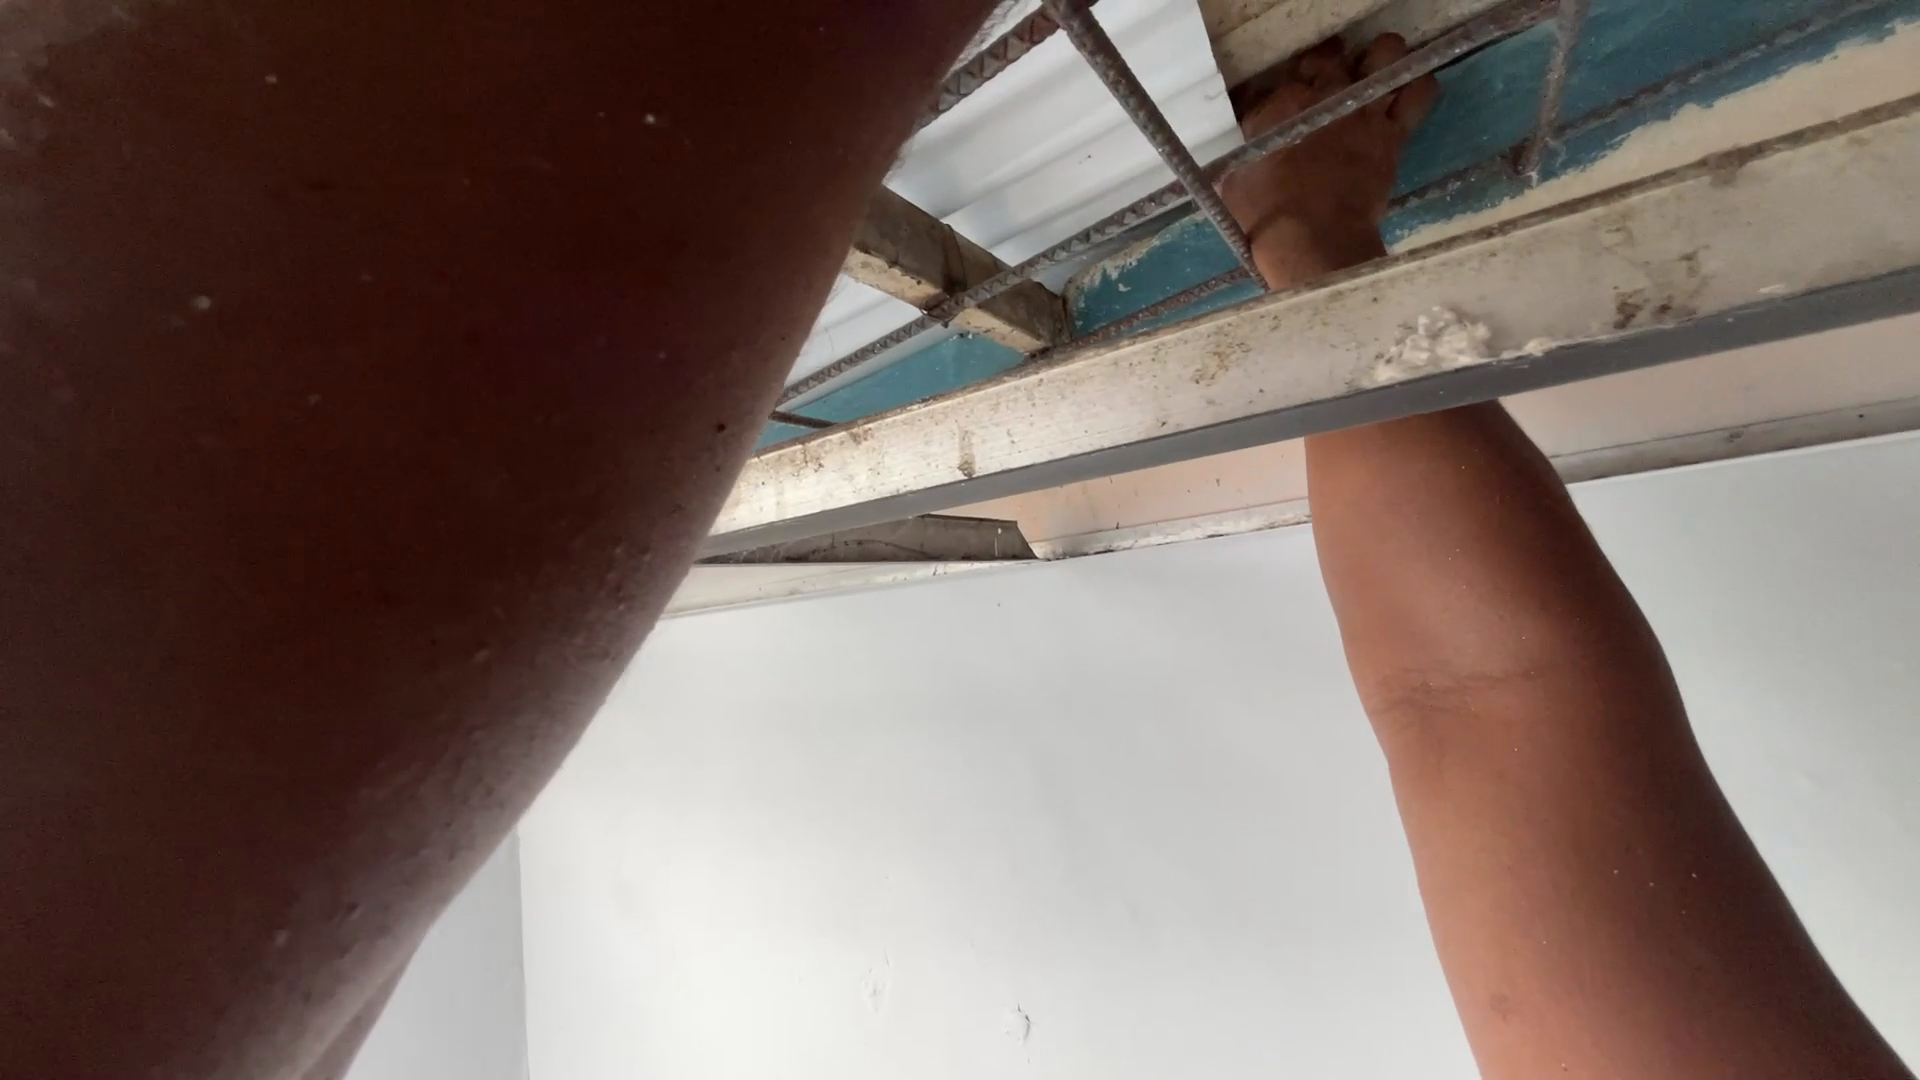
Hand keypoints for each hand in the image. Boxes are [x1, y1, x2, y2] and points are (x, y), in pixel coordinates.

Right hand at [1218, 34, 1439, 286]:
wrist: (1311, 242)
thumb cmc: (1264, 218)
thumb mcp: (1234, 185)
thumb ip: (1244, 157)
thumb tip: (1247, 151)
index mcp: (1279, 107)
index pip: (1272, 86)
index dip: (1269, 100)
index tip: (1266, 118)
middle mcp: (1325, 94)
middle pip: (1327, 57)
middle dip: (1319, 69)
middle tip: (1314, 92)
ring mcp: (1363, 110)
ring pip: (1385, 53)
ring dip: (1377, 61)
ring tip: (1367, 81)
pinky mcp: (1394, 132)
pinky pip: (1419, 92)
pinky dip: (1413, 89)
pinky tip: (1400, 99)